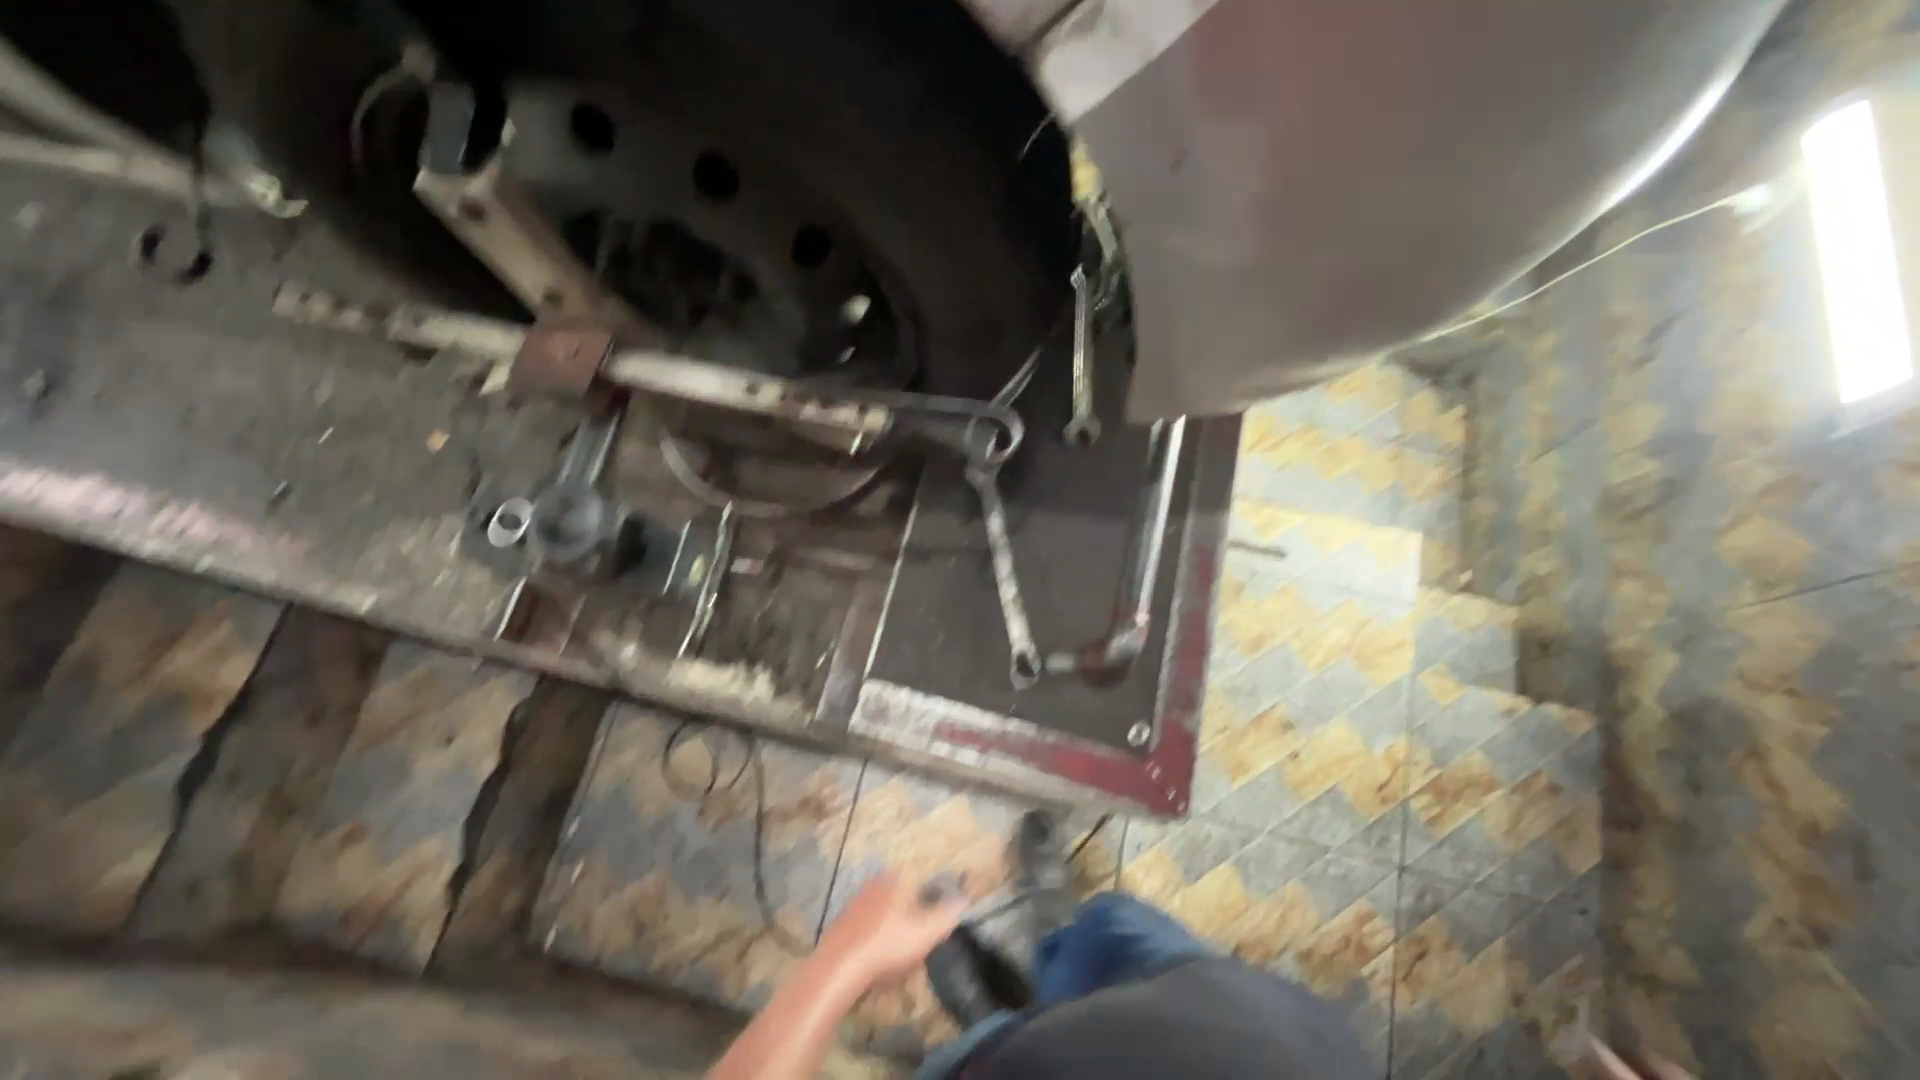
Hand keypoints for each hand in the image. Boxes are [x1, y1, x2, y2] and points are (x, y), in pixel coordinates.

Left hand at [816, 873, 967, 988]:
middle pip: (902, 895)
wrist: (838, 967)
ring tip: (895, 954)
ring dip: (891, 927)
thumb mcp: (927, 932)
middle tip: (915, 942)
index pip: (922, 882)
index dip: (930, 904)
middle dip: (910, 915)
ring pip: (882, 910)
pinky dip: (873, 937)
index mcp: (897, 878)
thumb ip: (948, 914)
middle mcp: (875, 882)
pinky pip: (865, 926)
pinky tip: (874, 957)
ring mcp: (856, 900)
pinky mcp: (842, 920)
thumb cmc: (888, 945)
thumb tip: (965, 898)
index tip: (932, 926)